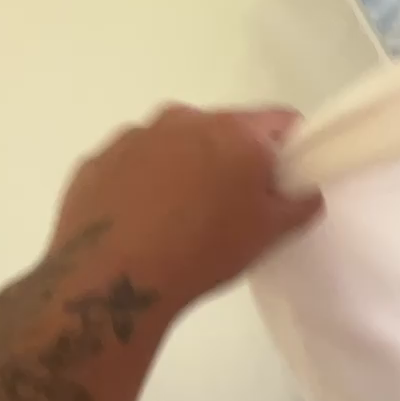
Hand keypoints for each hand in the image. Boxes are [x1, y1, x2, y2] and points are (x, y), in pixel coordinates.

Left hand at [48, 105, 321, 309]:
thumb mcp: (274, 231)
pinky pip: (137, 161)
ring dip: (191, 164)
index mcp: (235, 130)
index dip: (294, 146)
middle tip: (241, 199)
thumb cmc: (207, 248)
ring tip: (188, 211)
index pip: (282, 120)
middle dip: (238, 156)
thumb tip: (304, 191)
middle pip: (227, 128)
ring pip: (179, 142)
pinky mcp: (95, 161)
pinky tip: (149, 218)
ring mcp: (133, 136)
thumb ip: (302, 202)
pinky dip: (149, 179)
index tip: (290, 176)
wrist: (112, 281)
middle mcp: (183, 119)